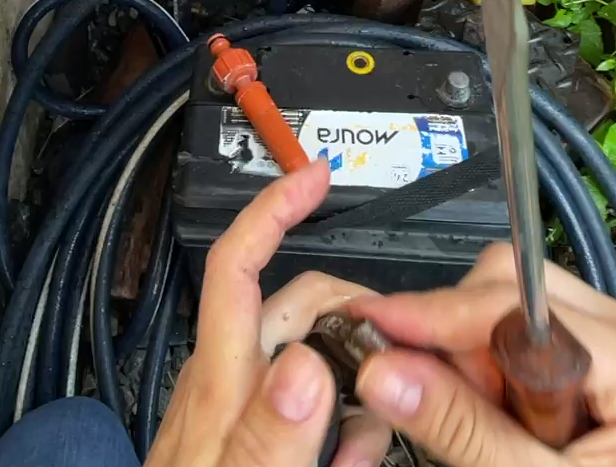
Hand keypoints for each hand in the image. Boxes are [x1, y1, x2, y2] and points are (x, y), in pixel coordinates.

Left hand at [147, 157, 393, 466]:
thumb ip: (269, 441)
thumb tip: (307, 364)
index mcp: (218, 380)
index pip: (237, 266)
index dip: (273, 210)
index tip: (315, 176)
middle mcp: (228, 378)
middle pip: (296, 303)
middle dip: (351, 315)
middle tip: (398, 361)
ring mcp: (243, 405)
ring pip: (314, 353)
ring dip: (355, 381)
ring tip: (369, 439)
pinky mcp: (259, 432)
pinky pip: (312, 404)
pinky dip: (343, 421)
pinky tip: (352, 458)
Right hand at [347, 244, 615, 466]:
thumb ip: (463, 430)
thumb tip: (380, 371)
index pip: (513, 302)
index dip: (437, 314)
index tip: (373, 325)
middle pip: (507, 287)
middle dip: (461, 341)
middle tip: (450, 408)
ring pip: (504, 304)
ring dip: (474, 360)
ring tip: (493, 431)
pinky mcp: (599, 361)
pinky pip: (518, 332)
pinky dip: (492, 371)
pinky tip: (506, 422)